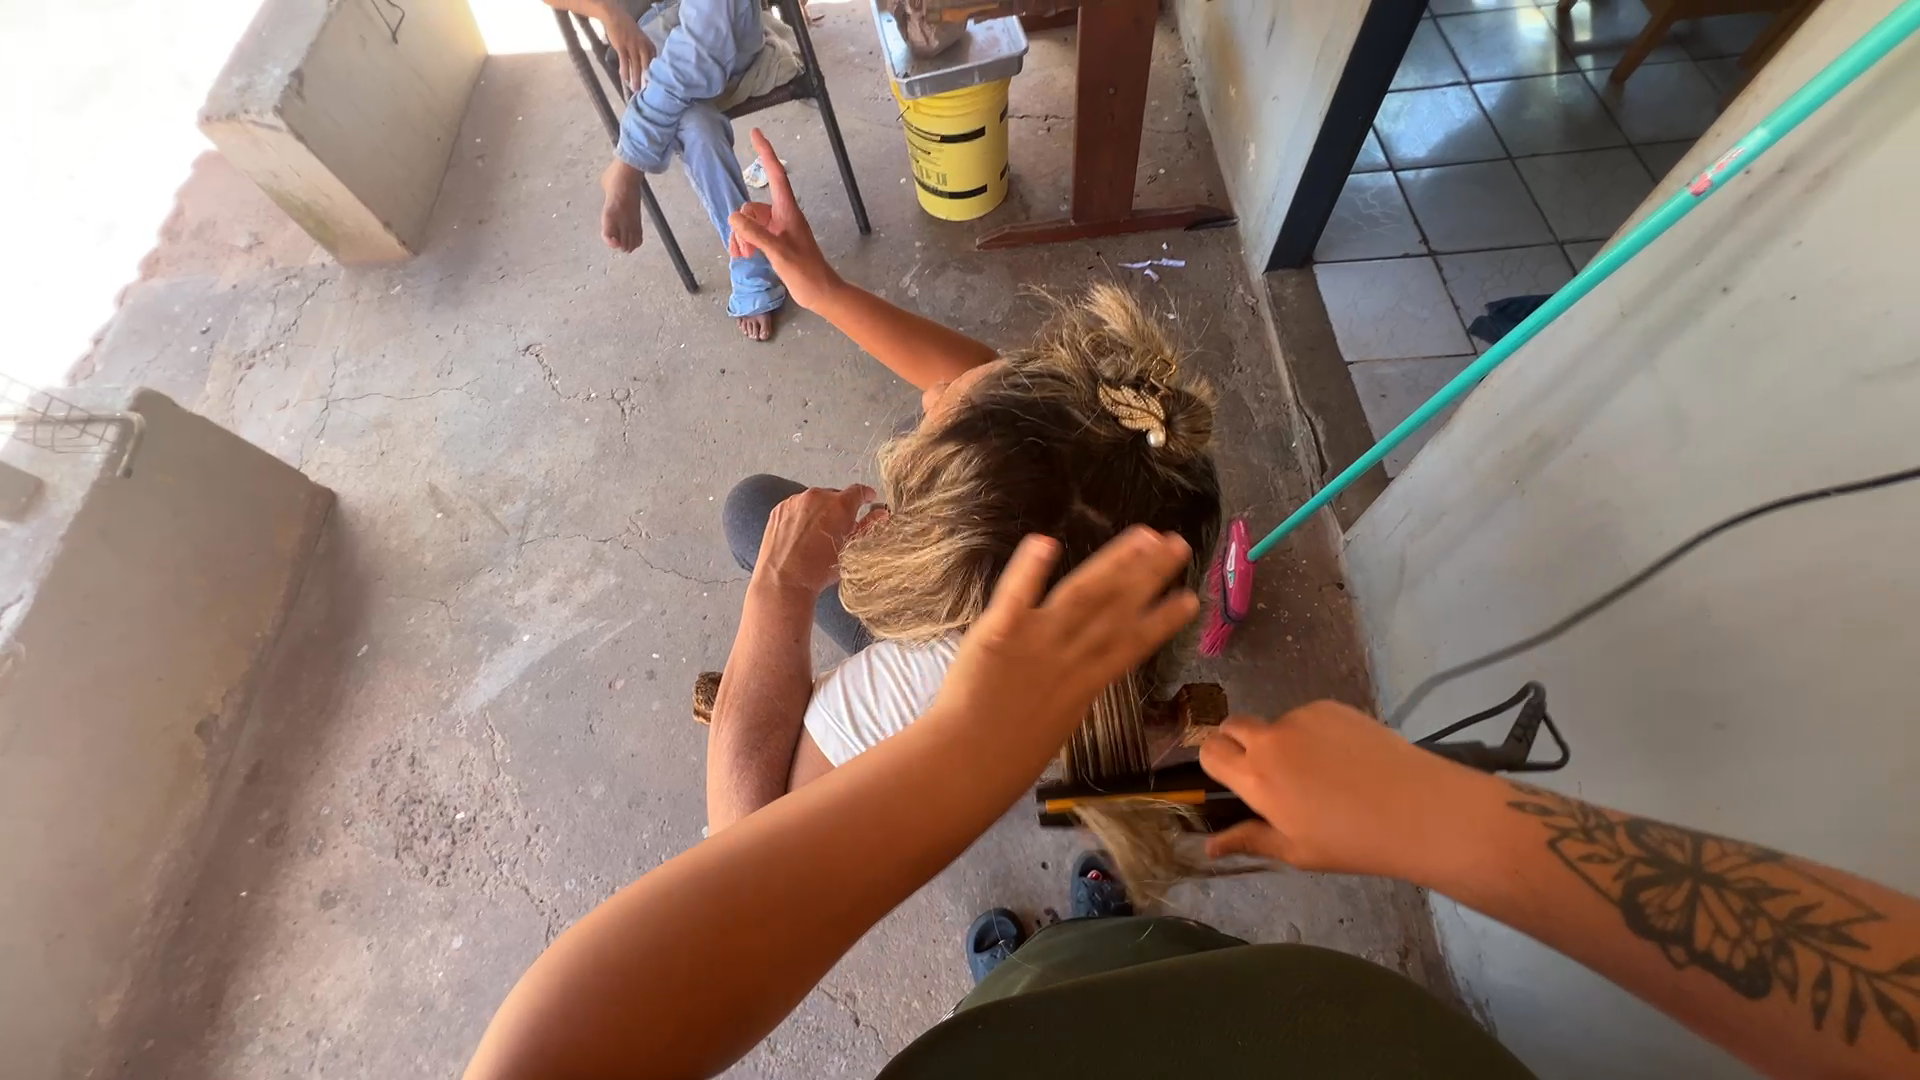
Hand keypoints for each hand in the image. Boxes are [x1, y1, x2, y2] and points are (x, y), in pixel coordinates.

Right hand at [601, 6, 655, 93]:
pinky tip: (625, 79)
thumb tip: (649, 72)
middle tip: (648, 93)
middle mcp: (643, 46)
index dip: (656, 76)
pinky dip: (624, 71)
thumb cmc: (630, 32)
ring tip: (636, 90)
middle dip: (647, 80)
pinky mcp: (622, 46)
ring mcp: (632, 46)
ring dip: (635, 79)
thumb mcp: (642, 41)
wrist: (615, 16)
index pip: (655, 64)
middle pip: (646, 67)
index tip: (657, 88)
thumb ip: (646, 54)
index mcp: (650, 46)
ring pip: (635, 66)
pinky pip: (624, 61)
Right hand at [728, 130, 839, 308]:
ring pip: (751, 223)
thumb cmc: (805, 272)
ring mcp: (779, 231)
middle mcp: (783, 217)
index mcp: (788, 212)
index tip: (756, 133)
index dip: (766, 153)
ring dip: (742, 237)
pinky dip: (746, 243)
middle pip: (752, 208)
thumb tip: (734, 217)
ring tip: (742, 255)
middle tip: (742, 249)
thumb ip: (754, 234)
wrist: (820, 293)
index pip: (775, 175)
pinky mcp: (777, 244)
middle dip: (741, 225)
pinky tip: (743, 256)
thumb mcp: (777, 252)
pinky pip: (754, 235)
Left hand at [752, 484, 882, 596]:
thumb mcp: (849, 549)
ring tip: (816, 534)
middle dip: (839, 508)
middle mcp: (817, 497)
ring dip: (819, 511)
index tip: (869, 499)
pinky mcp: (779, 509)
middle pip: (834, 496)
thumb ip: (866, 526)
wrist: (783, 580)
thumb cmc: (820, 569)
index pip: (858, 491)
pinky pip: (796, 507)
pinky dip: (801, 516)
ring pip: (814, 501)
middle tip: (839, 527)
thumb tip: (881, 514)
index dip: (866, 495)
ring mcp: (795, 501)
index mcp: (839, 505)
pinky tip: (800, 535)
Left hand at [932, 528, 1198, 743]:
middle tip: (1178, 544)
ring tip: (1145, 536)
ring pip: (1082, 596)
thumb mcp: (1058, 723)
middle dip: (1149, 575)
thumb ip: (1071, 689)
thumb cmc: (1008, 754)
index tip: (1191, 598)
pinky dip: (1030, 569)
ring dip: (1115, 563)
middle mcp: (1069, 657)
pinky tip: (1046, 541)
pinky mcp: (997, 635)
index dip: (1162, 620)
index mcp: (1085, 683)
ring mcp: (1034, 643)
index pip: (1132, 644)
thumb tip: (1087, 671)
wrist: (966, 765)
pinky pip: (1016, 596)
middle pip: (1115, 609)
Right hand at [1198, 702, 1479, 878]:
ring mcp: (1299, 718)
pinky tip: (1346, 758)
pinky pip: (1307, 717)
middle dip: (1239, 742)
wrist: (1422, 811)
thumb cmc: (1354, 841)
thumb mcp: (1297, 851)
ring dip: (1283, 741)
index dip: (1216, 761)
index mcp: (1254, 777)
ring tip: (1325, 772)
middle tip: (1271, 770)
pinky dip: (1315, 733)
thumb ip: (1249, 840)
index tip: (1233, 776)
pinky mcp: (1328, 707)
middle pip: (1232, 725)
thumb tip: (1209, 846)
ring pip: (1275, 723)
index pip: (1209, 751)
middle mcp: (1268, 740)